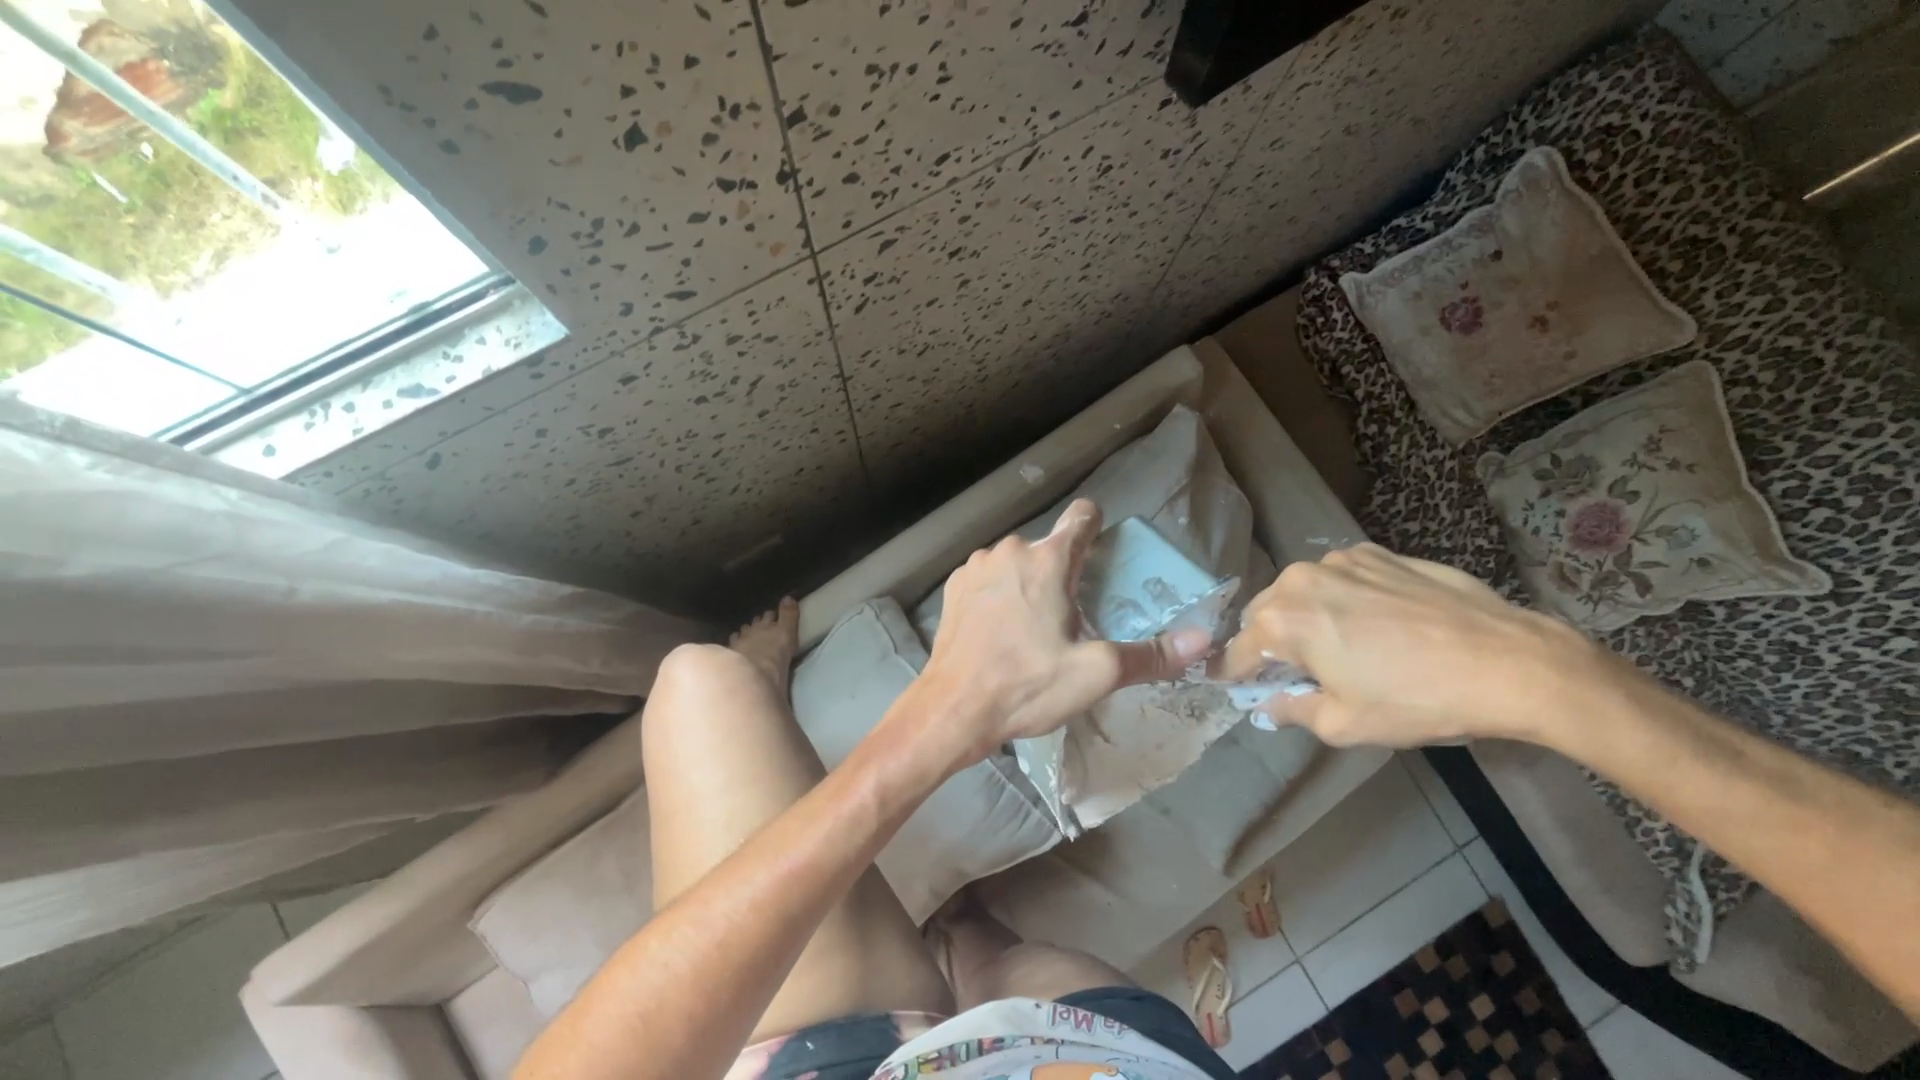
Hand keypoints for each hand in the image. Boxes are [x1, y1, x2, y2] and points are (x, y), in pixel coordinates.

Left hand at [915, 499, 1213, 759]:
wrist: (952, 710)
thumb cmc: (1027, 686)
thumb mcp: (1096, 674)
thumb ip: (1151, 655)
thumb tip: (1202, 641)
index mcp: (1048, 559)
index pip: (1082, 516)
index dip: (1098, 529)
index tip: (1104, 556)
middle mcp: (1009, 550)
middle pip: (1050, 548)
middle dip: (1065, 574)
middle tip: (1072, 620)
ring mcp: (976, 567)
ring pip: (1017, 564)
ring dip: (1029, 585)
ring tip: (1033, 632)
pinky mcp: (954, 588)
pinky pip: (989, 580)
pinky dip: (999, 597)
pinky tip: (1000, 634)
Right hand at [1218, 543, 1597, 747]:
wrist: (1510, 662)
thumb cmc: (1417, 700)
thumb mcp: (1344, 724)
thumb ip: (1292, 711)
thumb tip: (1268, 705)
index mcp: (1282, 621)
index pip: (1237, 651)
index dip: (1235, 675)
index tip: (1238, 689)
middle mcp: (1301, 579)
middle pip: (1263, 614)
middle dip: (1269, 643)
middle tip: (1295, 674)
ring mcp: (1342, 560)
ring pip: (1301, 592)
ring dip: (1305, 617)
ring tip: (1339, 648)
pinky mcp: (1379, 553)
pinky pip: (1340, 578)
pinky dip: (1340, 599)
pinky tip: (1374, 625)